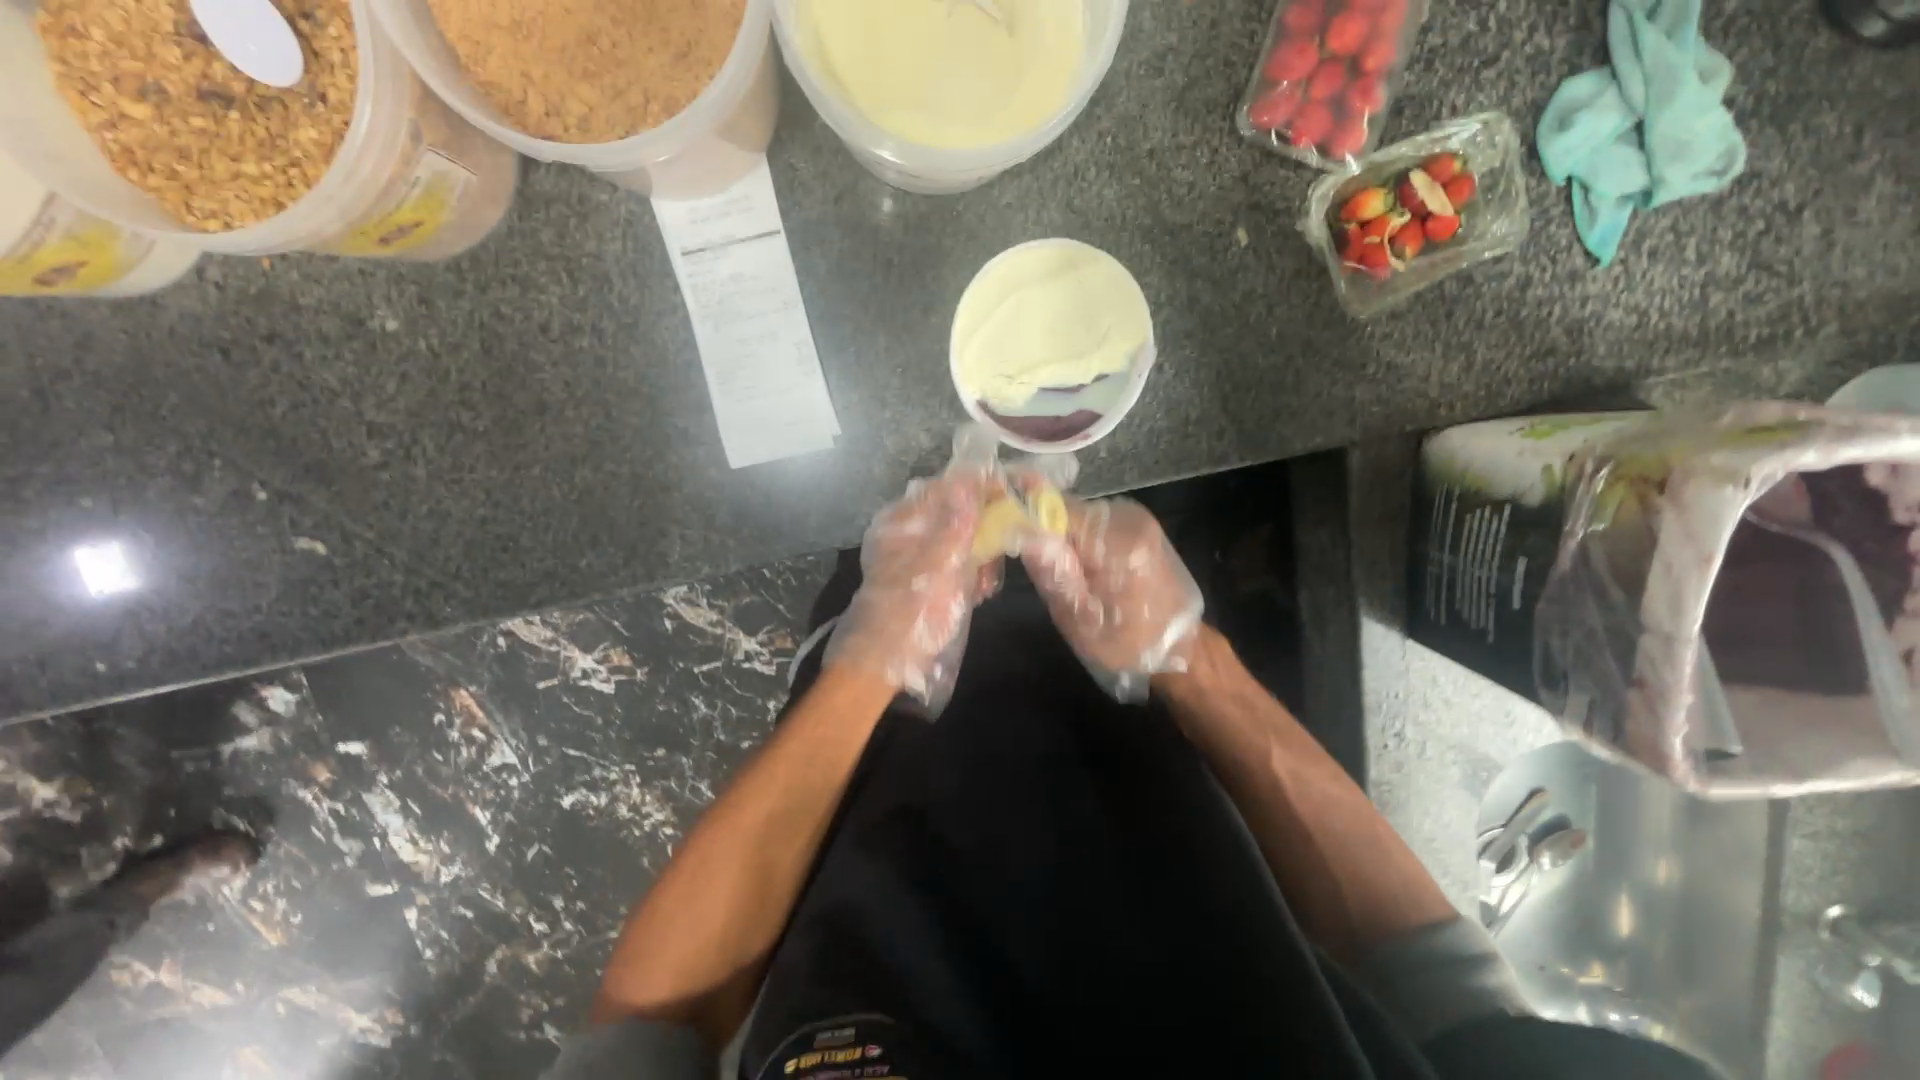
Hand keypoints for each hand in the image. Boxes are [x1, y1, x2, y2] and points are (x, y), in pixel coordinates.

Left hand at [824, 468, 1001, 710]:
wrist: (884, 662)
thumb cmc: (911, 611)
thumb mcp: (940, 563)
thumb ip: (957, 520)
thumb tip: (970, 476)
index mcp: (903, 519)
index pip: (949, 485)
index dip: (984, 487)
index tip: (1017, 497)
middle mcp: (906, 530)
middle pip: (957, 511)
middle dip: (986, 528)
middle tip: (1004, 549)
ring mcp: (913, 555)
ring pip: (959, 538)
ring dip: (981, 555)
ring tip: (987, 582)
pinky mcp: (921, 578)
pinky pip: (953, 561)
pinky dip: (969, 572)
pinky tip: (978, 591)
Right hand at [1018, 493, 1203, 700]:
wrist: (1180, 646)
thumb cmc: (1126, 642)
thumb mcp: (1079, 618)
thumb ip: (1050, 569)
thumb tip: (1016, 527)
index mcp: (1114, 541)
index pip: (1052, 507)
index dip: (1024, 520)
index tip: (1006, 539)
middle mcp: (1128, 517)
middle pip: (1064, 509)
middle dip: (1045, 534)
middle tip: (1043, 573)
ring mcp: (1137, 516)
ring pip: (1077, 515)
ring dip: (1065, 539)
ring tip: (1067, 576)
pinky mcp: (1139, 523)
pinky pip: (1094, 522)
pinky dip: (1082, 540)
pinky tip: (1087, 568)